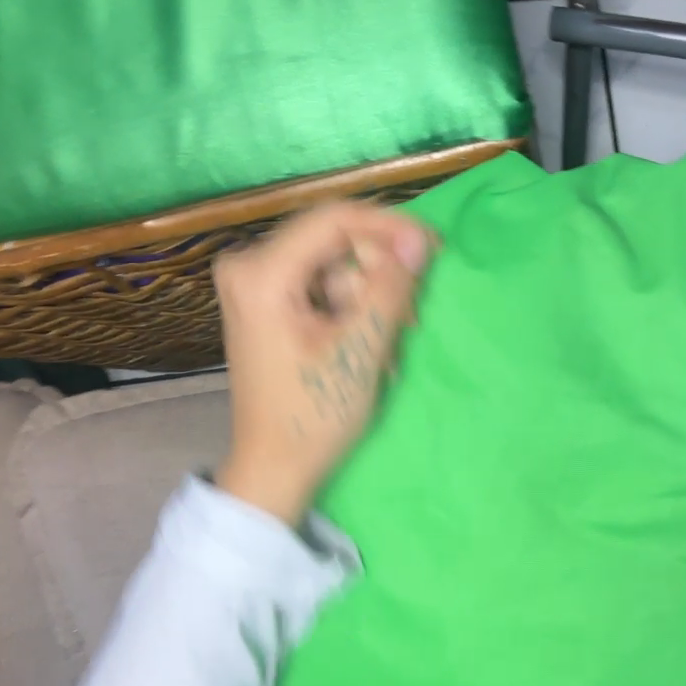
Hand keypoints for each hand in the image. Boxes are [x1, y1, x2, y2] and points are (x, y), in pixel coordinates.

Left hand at [212, 202, 433, 524]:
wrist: (276, 466)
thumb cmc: (314, 414)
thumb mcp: (360, 352)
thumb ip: (390, 290)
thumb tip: (420, 240)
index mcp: (262, 273)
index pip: (335, 219)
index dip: (390, 228)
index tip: (434, 250)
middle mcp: (251, 266)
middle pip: (336, 243)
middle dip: (380, 277)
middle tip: (410, 320)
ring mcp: (259, 286)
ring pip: (337, 268)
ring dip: (373, 301)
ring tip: (388, 348)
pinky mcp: (271, 305)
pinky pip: (326, 288)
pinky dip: (355, 312)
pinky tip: (369, 347)